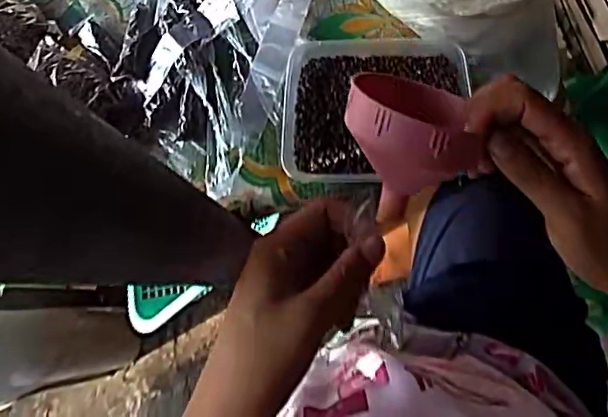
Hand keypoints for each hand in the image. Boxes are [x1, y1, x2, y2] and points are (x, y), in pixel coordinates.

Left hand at [186, 200, 383, 416]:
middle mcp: (277, 256)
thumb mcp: (313, 313)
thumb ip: (348, 272)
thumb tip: (380, 238)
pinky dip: (333, 297)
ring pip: (325, 261)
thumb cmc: (267, 357)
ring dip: (345, 280)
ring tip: (349, 311)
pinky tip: (338, 322)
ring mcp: (277, 281)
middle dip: (351, 256)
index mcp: (277, 247)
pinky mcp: (281, 305)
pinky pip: (317, 285)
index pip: (324, 210)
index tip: (373, 250)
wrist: (227, 416)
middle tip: (364, 288)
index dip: (352, 222)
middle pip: (327, 234)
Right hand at [463, 75, 607, 307]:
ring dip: (486, 130)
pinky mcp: (549, 161)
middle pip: (515, 97)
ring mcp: (555, 145)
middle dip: (484, 112)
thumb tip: (491, 136)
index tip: (467, 137)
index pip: (524, 97)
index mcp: (570, 137)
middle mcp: (562, 132)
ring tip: (469, 162)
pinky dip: (494, 145)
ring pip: (512, 116)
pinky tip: (481, 168)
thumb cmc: (604, 247)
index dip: (490, 106)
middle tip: (463, 149)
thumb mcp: (565, 214)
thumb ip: (529, 173)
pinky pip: (516, 138)